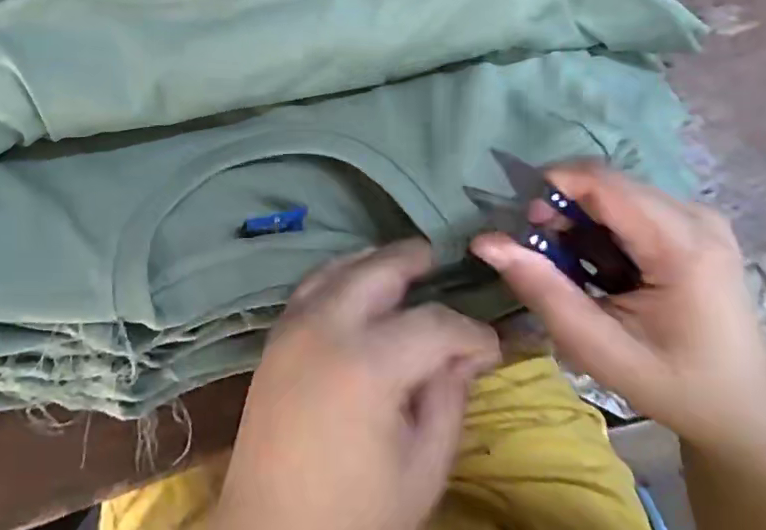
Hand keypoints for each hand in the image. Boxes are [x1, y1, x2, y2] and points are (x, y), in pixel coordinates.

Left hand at [213, 242, 501, 529]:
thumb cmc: (356, 511)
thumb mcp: (422, 469)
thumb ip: (449, 400)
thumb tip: (467, 353)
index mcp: (368, 365)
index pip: (433, 323)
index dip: (469, 331)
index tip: (490, 346)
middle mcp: (327, 328)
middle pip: (379, 270)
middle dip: (415, 261)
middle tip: (443, 261)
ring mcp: (294, 326)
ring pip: (339, 267)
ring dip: (375, 260)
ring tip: (406, 265)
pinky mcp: (275, 336)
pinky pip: (312, 284)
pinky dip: (341, 273)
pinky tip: (359, 283)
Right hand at [470, 161, 765, 460]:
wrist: (749, 414)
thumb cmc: (678, 387)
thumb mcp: (603, 351)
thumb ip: (544, 292)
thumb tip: (485, 242)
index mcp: (684, 245)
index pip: (602, 183)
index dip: (552, 189)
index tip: (524, 225)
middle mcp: (696, 215)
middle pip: (606, 183)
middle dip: (562, 206)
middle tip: (542, 252)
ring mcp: (700, 216)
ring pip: (615, 189)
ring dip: (580, 216)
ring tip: (571, 265)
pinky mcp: (695, 223)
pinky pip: (631, 202)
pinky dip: (601, 224)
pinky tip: (601, 265)